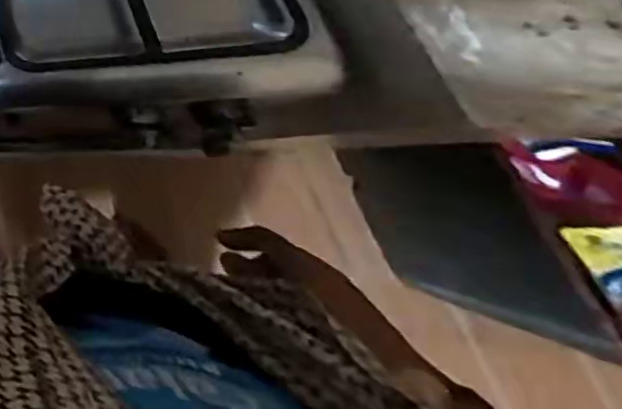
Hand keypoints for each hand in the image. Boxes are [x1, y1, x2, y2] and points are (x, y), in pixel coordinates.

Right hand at [218, 226, 476, 403]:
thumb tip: (226, 258)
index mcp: (314, 266)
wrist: (405, 385)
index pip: (271, 240)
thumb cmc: (347, 329)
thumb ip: (267, 276)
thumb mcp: (303, 293)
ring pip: (287, 285)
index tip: (216, 240)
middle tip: (222, 272)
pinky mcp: (340, 332)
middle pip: (278, 262)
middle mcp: (322, 279)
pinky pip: (299, 307)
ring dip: (261, 288)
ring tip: (236, 300)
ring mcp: (334, 305)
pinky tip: (263, 322)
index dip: (242, 236)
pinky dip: (277, 307)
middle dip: (248, 265)